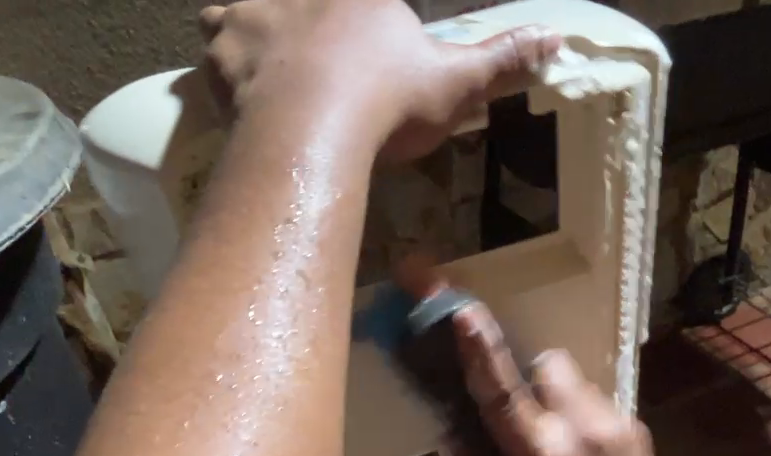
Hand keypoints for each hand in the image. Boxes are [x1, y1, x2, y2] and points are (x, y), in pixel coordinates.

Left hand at [199, 0, 558, 162]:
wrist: (319, 128)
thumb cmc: (390, 101)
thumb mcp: (455, 84)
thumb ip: (500, 61)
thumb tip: (558, 38)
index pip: (365, 2)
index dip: (363, 19)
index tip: (363, 39)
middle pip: (304, 3)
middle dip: (309, 24)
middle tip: (317, 59)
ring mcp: (256, 8)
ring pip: (246, 5)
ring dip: (254, 26)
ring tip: (269, 66)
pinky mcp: (222, 46)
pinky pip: (211, 37)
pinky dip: (221, 56)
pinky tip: (236, 80)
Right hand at [451, 301, 682, 455]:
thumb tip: (459, 438)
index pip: (502, 392)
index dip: (481, 349)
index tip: (464, 311)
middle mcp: (580, 428)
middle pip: (547, 363)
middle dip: (529, 377)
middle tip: (526, 417)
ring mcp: (614, 423)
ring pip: (574, 380)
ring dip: (557, 398)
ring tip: (561, 444)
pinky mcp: (636, 426)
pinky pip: (597, 401)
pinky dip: (582, 417)